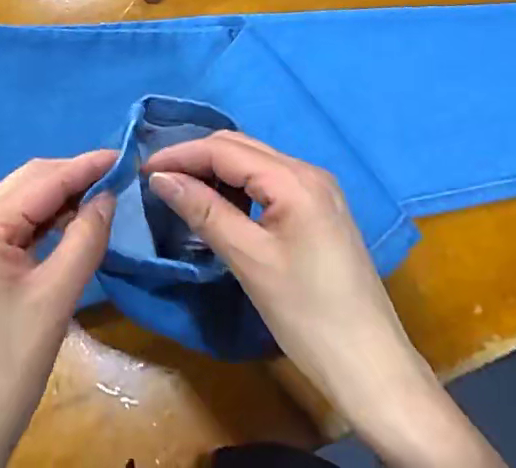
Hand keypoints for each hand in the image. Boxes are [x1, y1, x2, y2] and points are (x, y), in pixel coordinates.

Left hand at [0, 151, 116, 467]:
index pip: (43, 181)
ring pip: (25, 200)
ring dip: (62, 195)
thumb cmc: (10, 362)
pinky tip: (74, 222)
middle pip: (30, 181)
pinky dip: (49, 218)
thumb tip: (108, 195)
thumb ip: (85, 238)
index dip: (85, 166)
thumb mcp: (56, 297)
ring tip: (103, 195)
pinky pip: (19, 225)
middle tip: (118, 175)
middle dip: (74, 175)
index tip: (125, 155)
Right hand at [145, 133, 503, 467]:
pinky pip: (270, 182)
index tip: (143, 169)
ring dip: (216, 169)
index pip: (225, 150)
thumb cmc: (307, 314)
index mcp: (295, 179)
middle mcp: (309, 172)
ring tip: (181, 189)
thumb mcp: (248, 259)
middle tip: (157, 178)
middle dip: (196, 157)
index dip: (181, 155)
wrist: (372, 368)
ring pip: (255, 162)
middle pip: (241, 147)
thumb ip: (203, 210)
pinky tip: (220, 203)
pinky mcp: (321, 211)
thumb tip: (160, 178)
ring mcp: (319, 191)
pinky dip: (239, 185)